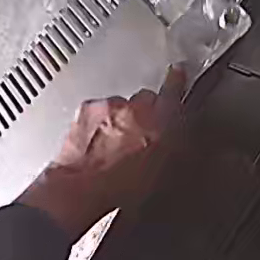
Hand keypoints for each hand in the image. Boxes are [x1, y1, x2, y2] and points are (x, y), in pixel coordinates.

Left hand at [17, 66, 185, 236]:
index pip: (173, 92)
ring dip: (118, 118)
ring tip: (111, 145)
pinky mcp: (88, 108)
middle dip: (143, 112)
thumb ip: (169, 143)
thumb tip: (172, 133)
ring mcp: (110, 106)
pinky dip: (99, 121)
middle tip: (135, 135)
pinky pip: (98, 109)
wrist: (80, 187)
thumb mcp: (158, 170)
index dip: (177, 81)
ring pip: (119, 104)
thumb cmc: (118, 187)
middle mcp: (135, 109)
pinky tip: (96, 142)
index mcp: (159, 124)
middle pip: (145, 98)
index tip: (179, 72)